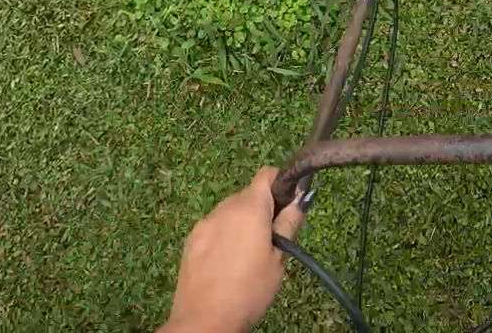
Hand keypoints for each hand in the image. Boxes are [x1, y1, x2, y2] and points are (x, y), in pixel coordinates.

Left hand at [160, 168, 304, 332]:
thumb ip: (289, 223)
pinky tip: (225, 263)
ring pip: (231, 212)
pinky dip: (224, 236)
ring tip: (247, 256)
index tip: (288, 206)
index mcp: (250, 207)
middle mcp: (226, 207)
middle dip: (262, 210)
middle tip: (271, 240)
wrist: (203, 323)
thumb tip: (300, 197)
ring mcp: (205, 223)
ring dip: (242, 223)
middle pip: (249, 195)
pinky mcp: (191, 240)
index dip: (281, 184)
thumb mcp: (278, 258)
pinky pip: (214, 227)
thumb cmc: (249, 290)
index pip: (267, 174)